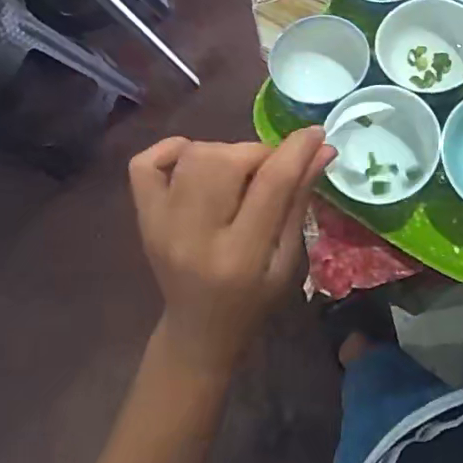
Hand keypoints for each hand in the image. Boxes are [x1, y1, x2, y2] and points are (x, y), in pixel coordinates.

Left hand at [128, 128, 334, 375]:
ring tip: (236, 173)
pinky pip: (144, 163)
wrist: (198, 330)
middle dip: (255, 153)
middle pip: (223, 162)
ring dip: (223, 152)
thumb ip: (299, 201)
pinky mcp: (142, 217)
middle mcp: (194, 237)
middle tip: (268, 169)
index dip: (295, 151)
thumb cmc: (253, 299)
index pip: (270, 185)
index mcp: (240, 256)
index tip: (313, 133)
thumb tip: (321, 149)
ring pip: (192, 156)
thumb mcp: (287, 260)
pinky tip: (193, 161)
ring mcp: (160, 225)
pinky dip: (172, 150)